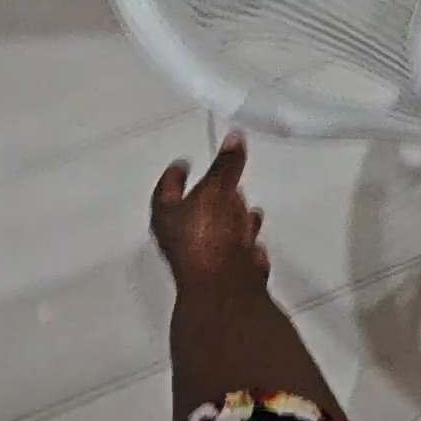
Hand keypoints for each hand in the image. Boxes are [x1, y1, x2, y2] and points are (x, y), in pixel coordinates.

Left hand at [151, 132, 269, 293]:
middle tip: (223, 180)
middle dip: (209, 195)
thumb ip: (226, 165)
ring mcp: (205, 254)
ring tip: (245, 202)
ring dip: (230, 215)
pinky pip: (236, 245)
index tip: (182, 162)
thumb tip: (234, 136)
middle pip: (193, 210)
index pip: (166, 189)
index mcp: (169, 216)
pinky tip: (253, 233)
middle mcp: (181, 236)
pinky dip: (243, 236)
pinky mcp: (227, 267)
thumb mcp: (216, 191)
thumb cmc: (209, 235)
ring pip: (217, 228)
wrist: (224, 284)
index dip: (173, 175)